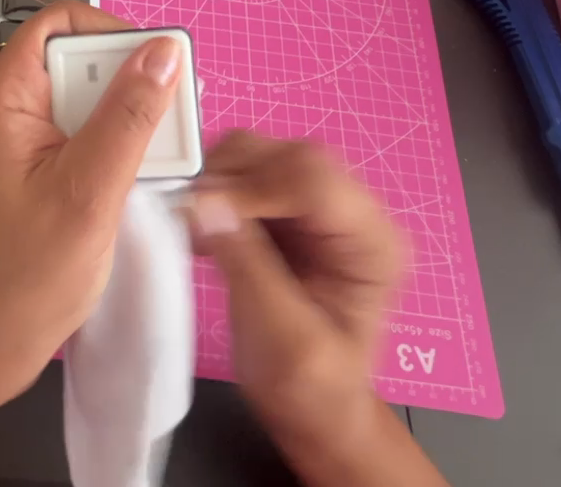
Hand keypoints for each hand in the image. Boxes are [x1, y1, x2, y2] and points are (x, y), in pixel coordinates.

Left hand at [0, 2, 183, 402]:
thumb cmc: (31, 271)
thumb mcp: (88, 188)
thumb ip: (128, 116)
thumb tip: (165, 50)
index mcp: (6, 96)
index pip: (57, 23)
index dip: (109, 29)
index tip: (156, 62)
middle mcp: (14, 106)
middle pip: (79, 57)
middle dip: (130, 76)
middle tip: (176, 113)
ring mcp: (28, 136)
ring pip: (90, 95)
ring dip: (132, 114)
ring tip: (171, 146)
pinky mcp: (45, 164)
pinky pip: (89, 130)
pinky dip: (122, 141)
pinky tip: (150, 167)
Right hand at [187, 133, 420, 483]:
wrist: (310, 407)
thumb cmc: (311, 388)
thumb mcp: (286, 342)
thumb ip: (250, 269)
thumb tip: (204, 204)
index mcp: (372, 242)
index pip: (315, 180)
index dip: (255, 187)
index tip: (201, 212)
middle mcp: (349, 209)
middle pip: (287, 156)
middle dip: (232, 177)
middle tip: (188, 214)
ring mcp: (312, 203)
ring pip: (258, 153)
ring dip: (215, 179)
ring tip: (188, 222)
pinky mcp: (278, 205)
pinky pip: (237, 171)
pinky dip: (207, 188)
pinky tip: (194, 225)